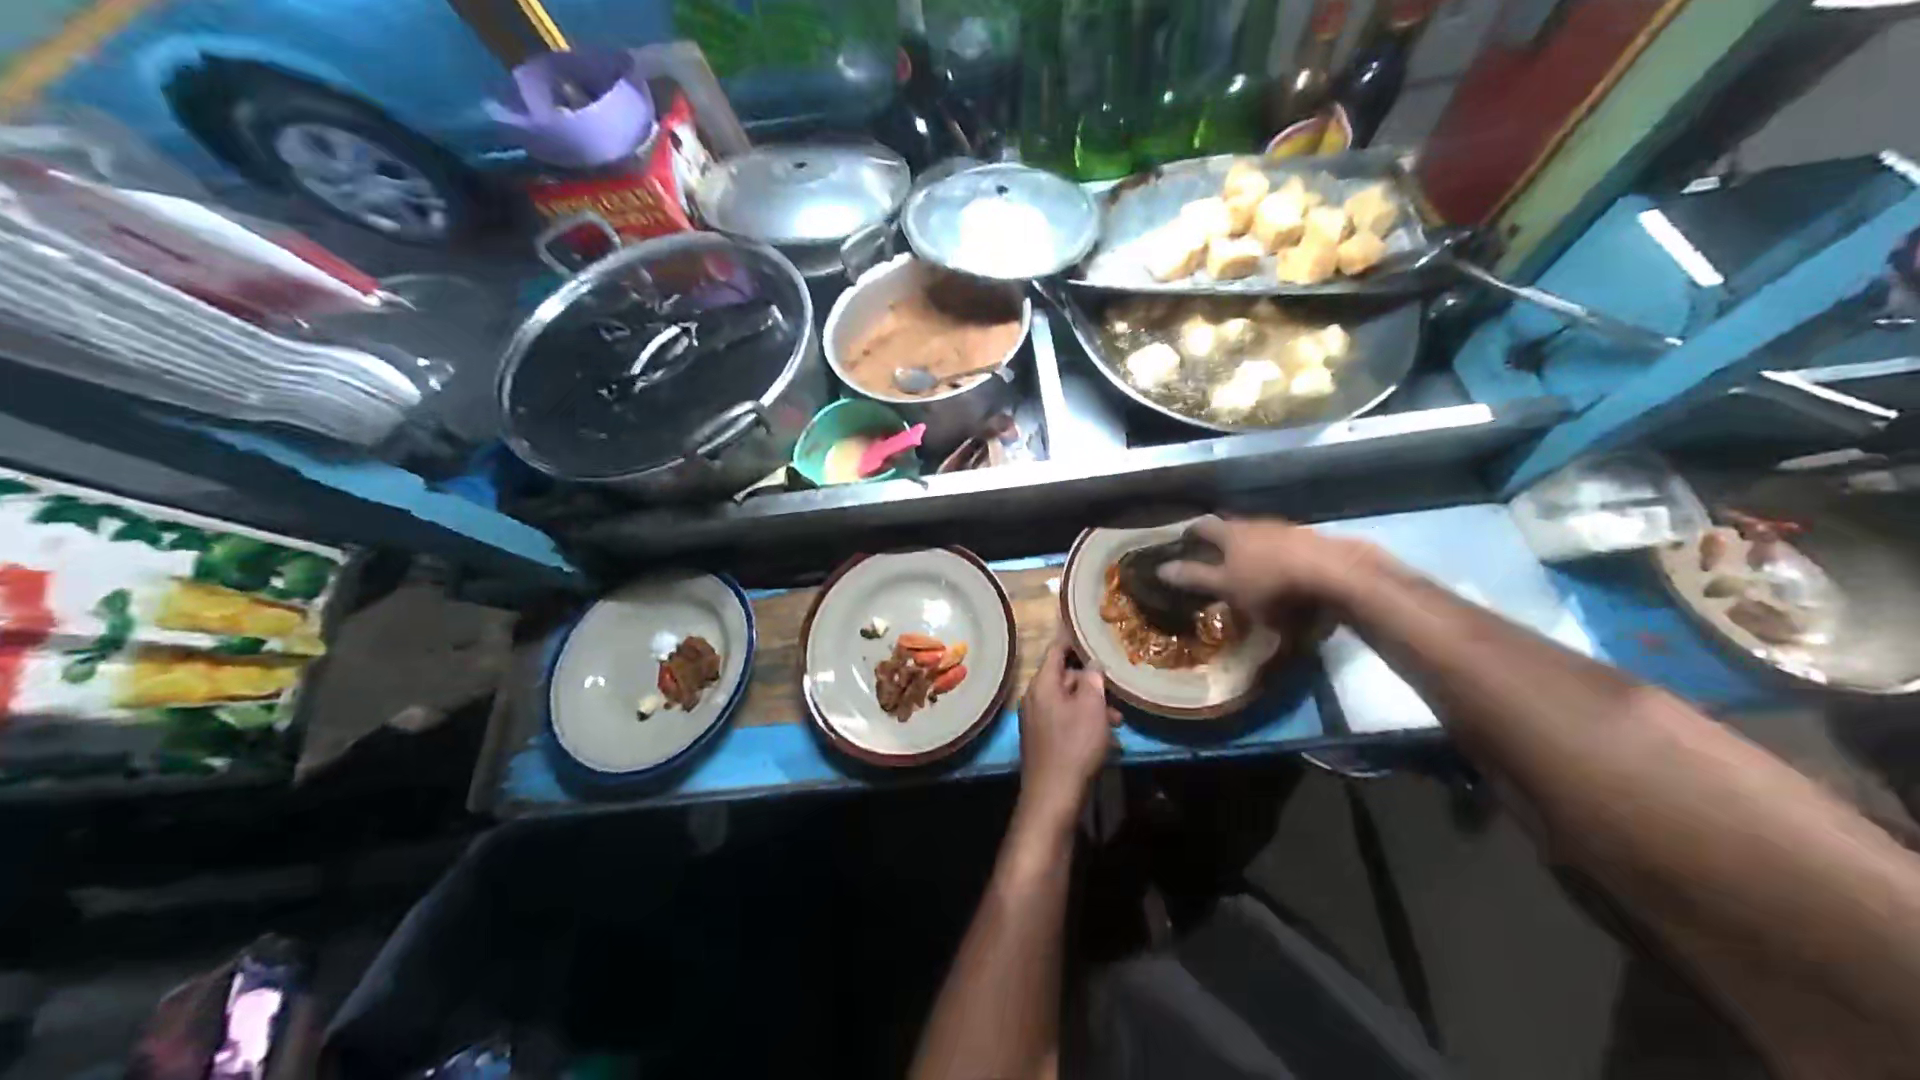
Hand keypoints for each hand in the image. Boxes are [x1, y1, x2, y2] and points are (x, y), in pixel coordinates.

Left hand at [1018, 635, 1119, 819]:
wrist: (1054, 794)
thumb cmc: (1075, 745)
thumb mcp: (1091, 707)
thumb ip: (1092, 680)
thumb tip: (1092, 664)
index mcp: (1042, 684)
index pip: (1056, 650)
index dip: (1072, 639)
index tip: (1088, 629)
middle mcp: (1034, 697)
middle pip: (1063, 676)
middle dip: (1090, 681)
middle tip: (1116, 689)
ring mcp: (1035, 719)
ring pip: (1067, 700)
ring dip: (1091, 705)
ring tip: (1116, 720)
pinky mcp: (1042, 739)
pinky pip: (1064, 719)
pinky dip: (1083, 721)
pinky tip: (1104, 736)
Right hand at [1158, 515, 1375, 621]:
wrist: (1334, 575)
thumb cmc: (1270, 582)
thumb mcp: (1226, 586)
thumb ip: (1194, 577)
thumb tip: (1160, 568)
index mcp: (1230, 533)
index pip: (1202, 525)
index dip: (1190, 532)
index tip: (1183, 541)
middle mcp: (1256, 524)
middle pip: (1232, 528)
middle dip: (1222, 541)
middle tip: (1215, 558)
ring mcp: (1286, 529)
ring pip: (1260, 535)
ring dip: (1251, 548)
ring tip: (1249, 568)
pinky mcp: (1312, 540)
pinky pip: (1284, 545)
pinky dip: (1276, 556)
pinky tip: (1282, 573)